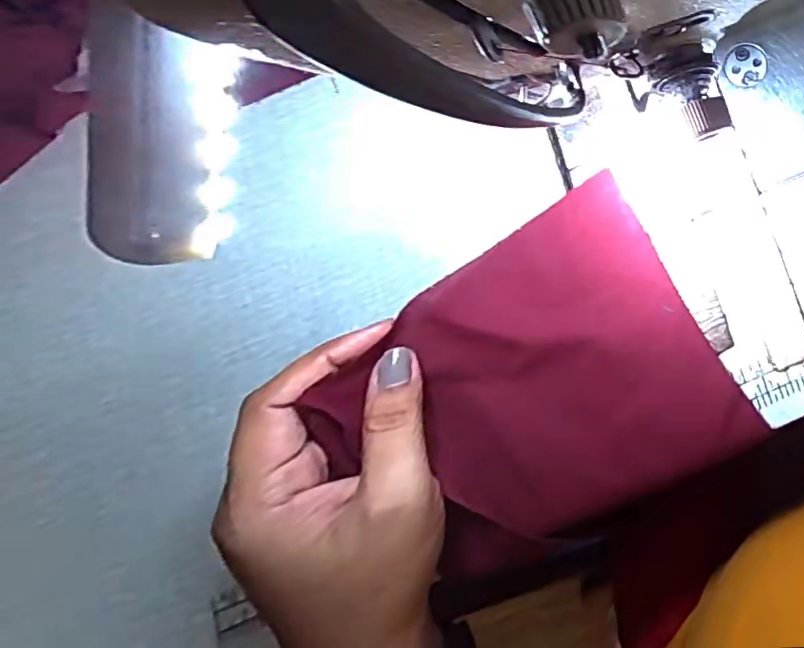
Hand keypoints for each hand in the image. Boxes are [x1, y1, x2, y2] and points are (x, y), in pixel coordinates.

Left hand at [213, 324, 443, 647]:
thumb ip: (395, 424)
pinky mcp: (305, 506)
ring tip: (401, 367)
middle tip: (398, 343)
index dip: (323, 359)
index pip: (270, 405)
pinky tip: (393, 406)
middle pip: (284, 411)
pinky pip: (325, 444)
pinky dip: (359, 416)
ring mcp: (278, 504)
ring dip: (352, 392)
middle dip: (341, 369)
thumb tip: (397, 359)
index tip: (382, 333)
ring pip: (306, 426)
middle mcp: (255, 498)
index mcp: (257, 499)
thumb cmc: (380, 580)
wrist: (372, 644)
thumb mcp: (398, 495)